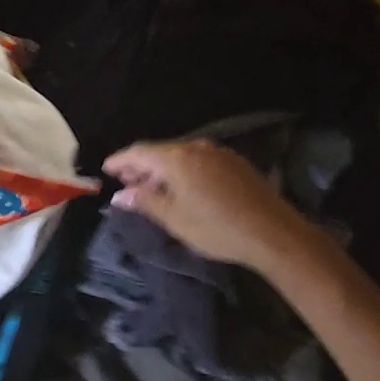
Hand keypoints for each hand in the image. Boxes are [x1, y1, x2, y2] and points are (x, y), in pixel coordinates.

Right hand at [104, 139, 316, 270]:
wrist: (273, 233)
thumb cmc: (217, 228)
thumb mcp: (175, 219)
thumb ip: (146, 201)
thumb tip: (121, 194)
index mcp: (176, 158)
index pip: (139, 152)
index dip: (120, 160)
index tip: (106, 170)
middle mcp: (195, 147)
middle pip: (159, 152)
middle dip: (140, 166)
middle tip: (126, 182)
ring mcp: (217, 153)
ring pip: (180, 156)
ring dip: (162, 170)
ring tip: (152, 189)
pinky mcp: (234, 162)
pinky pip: (198, 160)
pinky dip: (183, 171)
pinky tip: (183, 189)